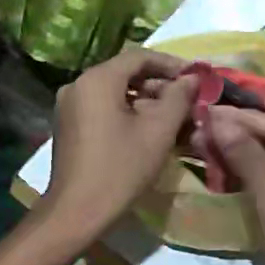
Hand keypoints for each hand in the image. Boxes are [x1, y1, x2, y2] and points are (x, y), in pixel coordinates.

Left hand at [42, 47, 198, 234]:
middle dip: (158, 84)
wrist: (77, 208)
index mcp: (96, 80)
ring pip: (112, 91)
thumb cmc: (121, 167)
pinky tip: (148, 129)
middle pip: (124, 73)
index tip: (197, 78)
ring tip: (174, 117)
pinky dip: (125, 111)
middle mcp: (77, 85)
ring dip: (144, 99)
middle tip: (189, 101)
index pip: (138, 57)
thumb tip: (192, 78)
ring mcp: (68, 105)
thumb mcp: (157, 131)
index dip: (171, 64)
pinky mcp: (67, 124)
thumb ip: (178, 98)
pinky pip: (100, 106)